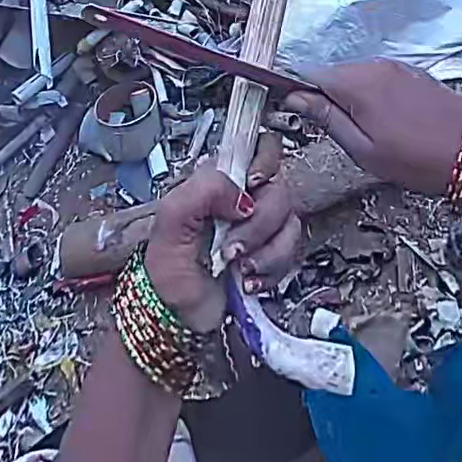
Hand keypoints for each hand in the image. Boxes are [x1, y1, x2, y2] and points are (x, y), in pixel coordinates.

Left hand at [145, 163, 302, 332]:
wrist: (175, 314)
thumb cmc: (168, 264)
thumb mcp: (172, 217)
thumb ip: (206, 189)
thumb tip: (244, 195)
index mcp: (225, 178)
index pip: (262, 146)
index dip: (265, 161)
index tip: (253, 184)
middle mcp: (249, 196)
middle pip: (280, 189)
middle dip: (259, 224)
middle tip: (232, 246)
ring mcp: (265, 224)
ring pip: (290, 222)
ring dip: (265, 251)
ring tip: (238, 267)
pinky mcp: (275, 252)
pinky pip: (293, 251)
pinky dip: (271, 269)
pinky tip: (248, 279)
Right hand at [284, 60, 461, 195]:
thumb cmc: (416, 159)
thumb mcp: (363, 149)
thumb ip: (326, 118)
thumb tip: (295, 98)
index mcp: (357, 83)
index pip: (310, 73)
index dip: (298, 92)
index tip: (297, 113)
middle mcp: (374, 65)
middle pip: (333, 74)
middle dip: (326, 97)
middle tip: (340, 132)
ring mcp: (395, 66)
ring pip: (355, 76)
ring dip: (350, 97)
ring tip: (367, 130)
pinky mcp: (410, 72)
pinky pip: (377, 77)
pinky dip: (371, 94)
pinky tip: (386, 120)